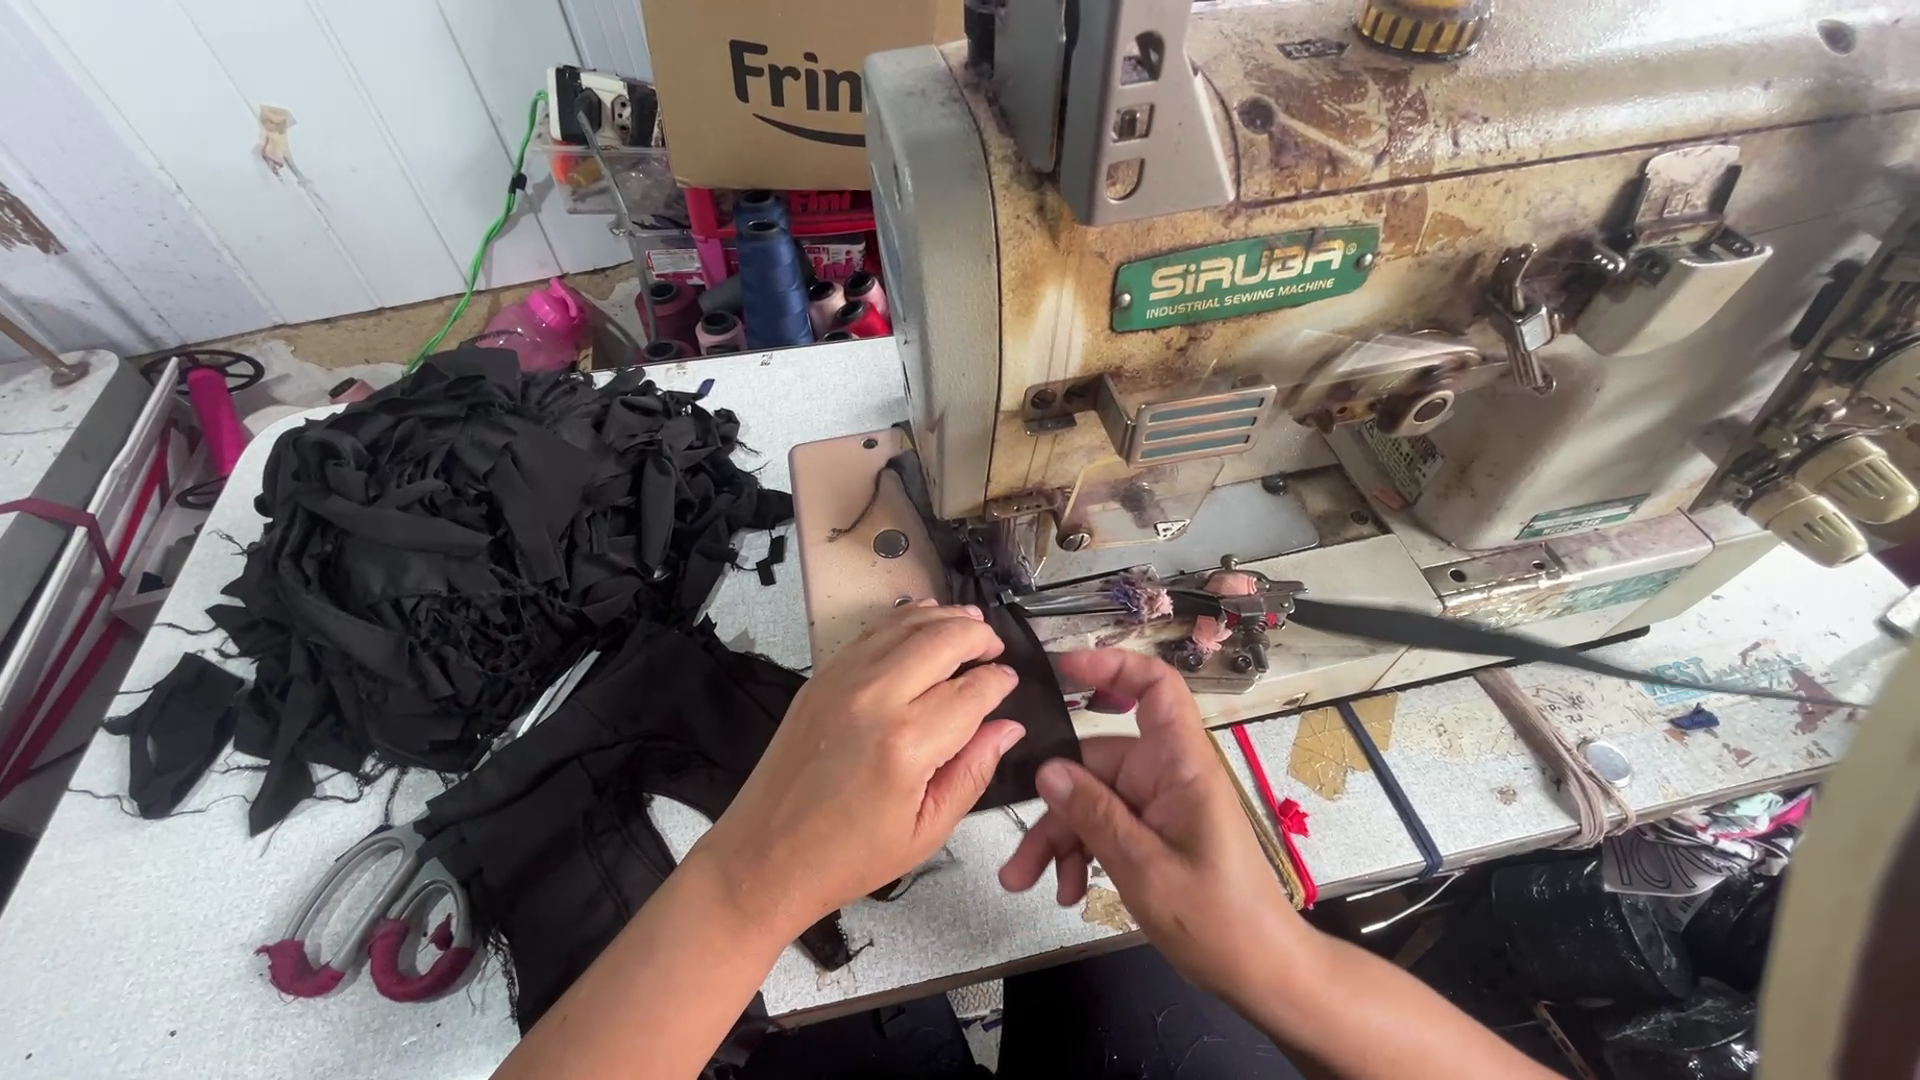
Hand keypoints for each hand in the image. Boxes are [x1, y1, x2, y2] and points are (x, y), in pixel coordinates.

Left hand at [692, 600, 1026, 937]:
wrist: (764, 856)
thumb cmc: (846, 856)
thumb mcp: (926, 830)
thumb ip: (973, 771)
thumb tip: (1008, 729)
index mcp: (907, 743)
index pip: (972, 691)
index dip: (999, 681)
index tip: (1010, 681)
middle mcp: (875, 698)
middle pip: (944, 639)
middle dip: (979, 636)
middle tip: (995, 647)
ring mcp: (843, 680)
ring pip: (908, 624)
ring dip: (945, 618)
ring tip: (970, 624)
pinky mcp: (821, 677)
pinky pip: (872, 632)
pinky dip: (904, 620)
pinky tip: (923, 620)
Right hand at [998, 649, 1310, 999]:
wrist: (1260, 973)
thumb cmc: (1219, 919)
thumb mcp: (1145, 868)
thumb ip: (1093, 815)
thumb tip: (1047, 772)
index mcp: (1180, 764)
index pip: (1155, 688)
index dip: (1112, 665)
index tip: (1065, 668)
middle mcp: (1165, 774)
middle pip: (1095, 762)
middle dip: (1054, 806)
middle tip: (1019, 857)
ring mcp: (1156, 803)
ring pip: (1090, 799)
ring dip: (1058, 839)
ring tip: (1028, 881)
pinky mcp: (1150, 830)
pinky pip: (1102, 825)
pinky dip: (1080, 853)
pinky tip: (1068, 889)